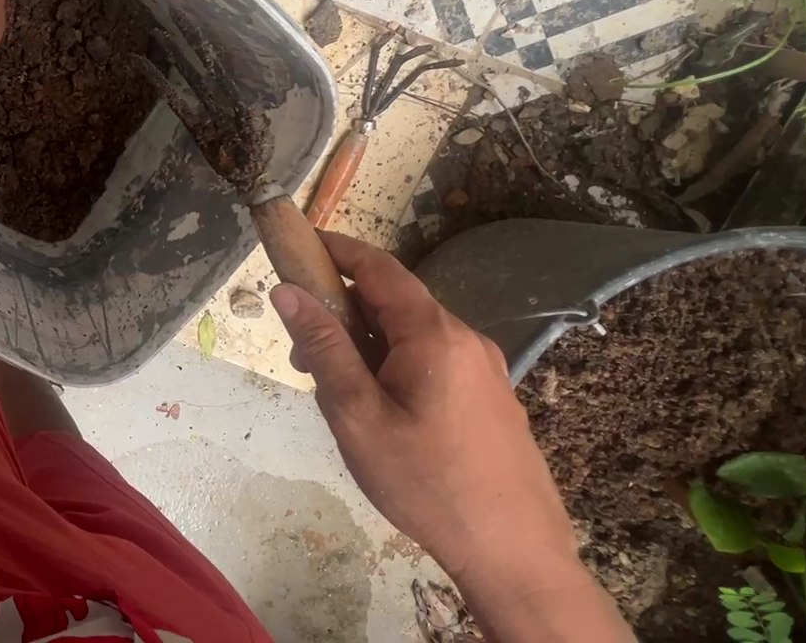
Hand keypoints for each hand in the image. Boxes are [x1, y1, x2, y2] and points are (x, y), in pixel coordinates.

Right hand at [271, 233, 612, 628]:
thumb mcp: (356, 414)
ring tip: (333, 388)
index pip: (379, 267)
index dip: (336, 249)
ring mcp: (484, 371)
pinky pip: (430, 360)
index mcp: (433, 335)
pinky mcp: (490, 399)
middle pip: (392, 301)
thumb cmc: (426, 483)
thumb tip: (287, 290)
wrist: (518, 560)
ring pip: (409, 334)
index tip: (297, 245)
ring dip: (363, 342)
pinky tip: (375, 408)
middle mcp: (465, 340)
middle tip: (301, 350)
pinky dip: (391, 362)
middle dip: (341, 310)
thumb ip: (322, 346)